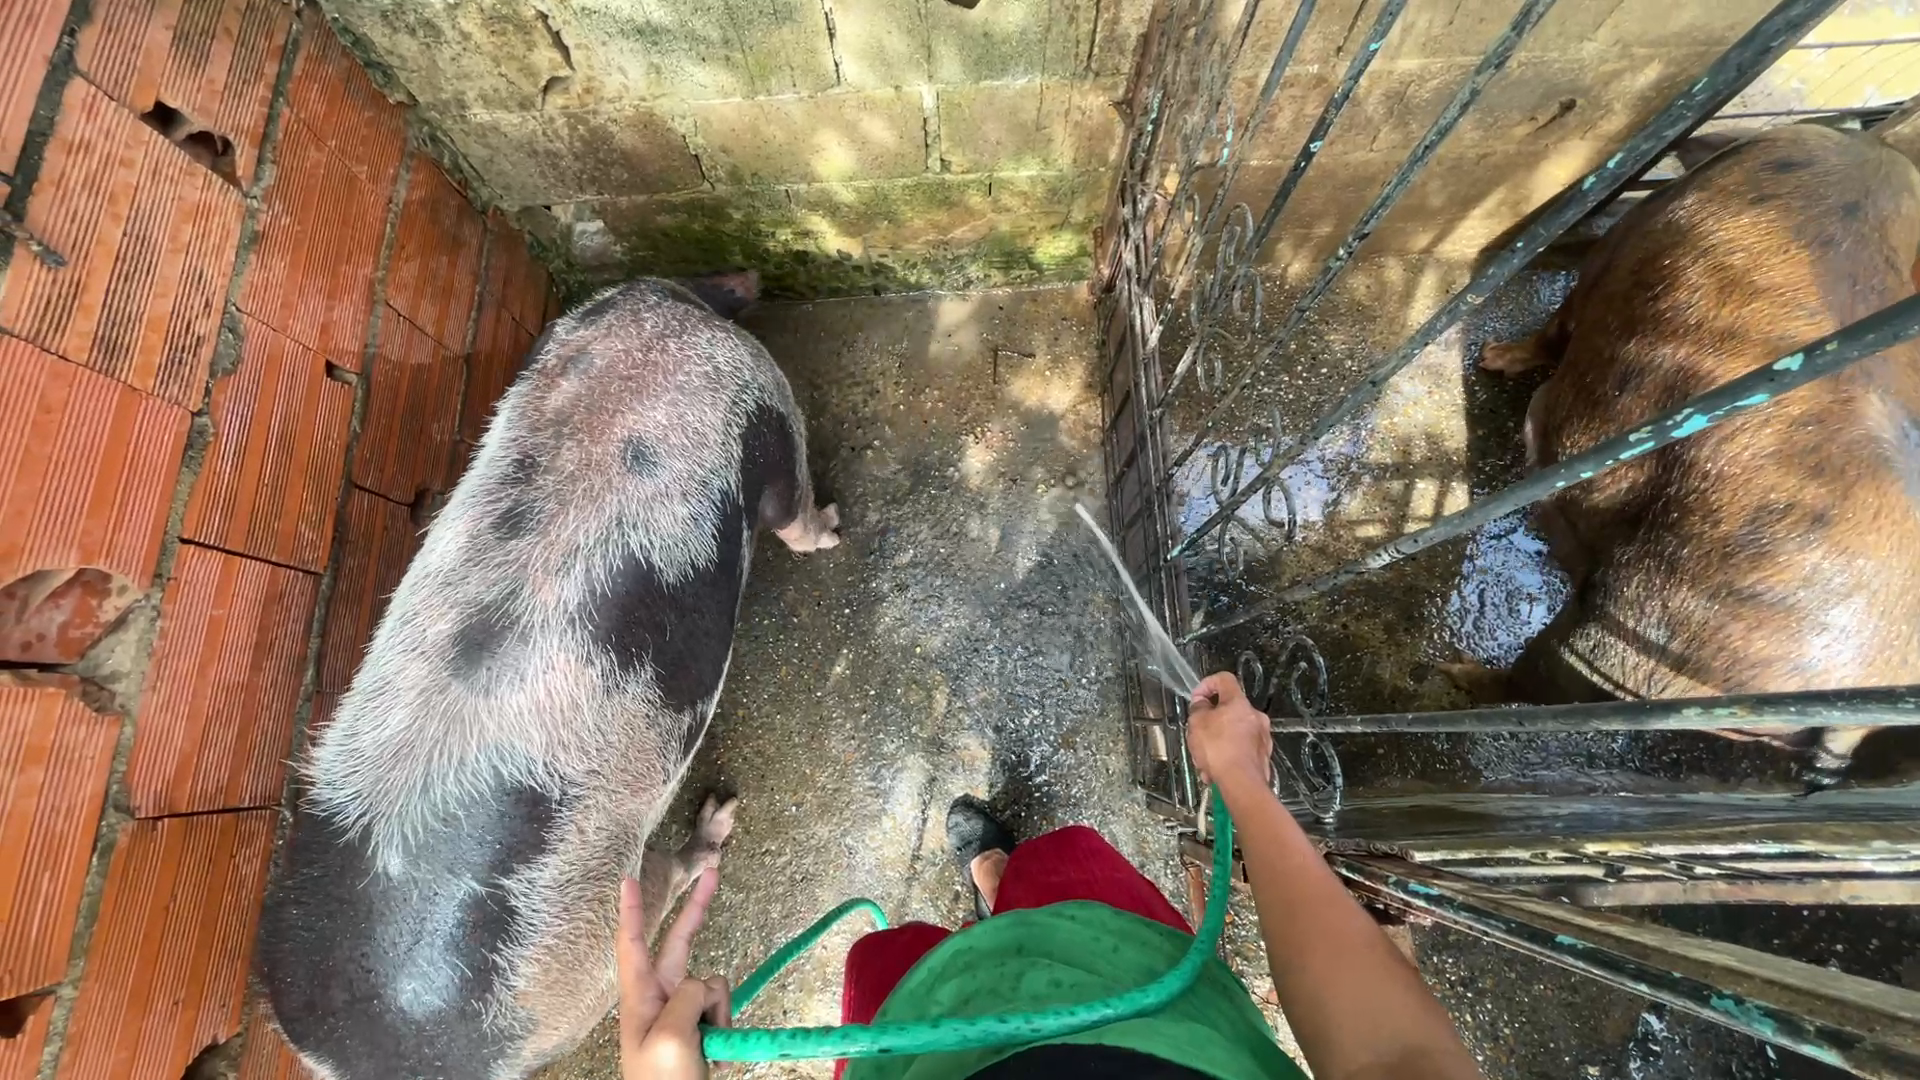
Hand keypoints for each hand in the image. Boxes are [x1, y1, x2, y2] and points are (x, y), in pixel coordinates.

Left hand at [619, 870, 729, 1079]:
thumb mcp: (669, 1036)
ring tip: (709, 1043)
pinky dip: (726, 1022)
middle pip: (680, 942)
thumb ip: (688, 993)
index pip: (632, 944)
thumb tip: (705, 985)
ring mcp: (681, 1015)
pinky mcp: (701, 1029)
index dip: (631, 911)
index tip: (626, 880)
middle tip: (714, 871)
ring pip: (711, 982)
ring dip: (718, 1006)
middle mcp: (659, 1000)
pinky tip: (718, 1048)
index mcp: (639, 999)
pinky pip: (722, 1005)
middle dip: (697, 908)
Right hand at [1187, 673, 1272, 791]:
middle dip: (1210, 720)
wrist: (1241, 783)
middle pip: (1229, 709)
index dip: (1207, 684)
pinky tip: (1214, 770)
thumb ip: (1198, 708)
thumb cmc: (1218, 748)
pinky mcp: (1263, 756)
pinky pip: (1240, 749)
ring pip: (1233, 731)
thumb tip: (1202, 704)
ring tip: (1203, 759)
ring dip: (1216, 741)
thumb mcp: (1197, 723)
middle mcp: (1255, 716)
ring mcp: (1262, 737)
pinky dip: (1227, 755)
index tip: (1197, 699)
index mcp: (1239, 702)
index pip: (1224, 679)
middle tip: (1197, 733)